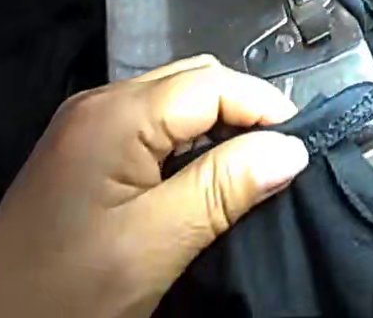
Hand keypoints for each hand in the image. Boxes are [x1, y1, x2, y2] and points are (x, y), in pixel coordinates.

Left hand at [0, 55, 310, 317]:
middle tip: (281, 158)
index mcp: (116, 111)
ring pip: (171, 97)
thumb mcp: (153, 245)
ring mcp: (87, 119)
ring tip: (251, 166)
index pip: (209, 82)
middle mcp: (101, 99)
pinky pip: (148, 120)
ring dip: (215, 122)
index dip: (261, 105)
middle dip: (241, 108)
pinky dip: (185, 137)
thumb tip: (290, 150)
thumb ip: (222, 189)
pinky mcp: (81, 144)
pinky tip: (201, 172)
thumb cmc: (67, 293)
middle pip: (190, 79)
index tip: (305, 144)